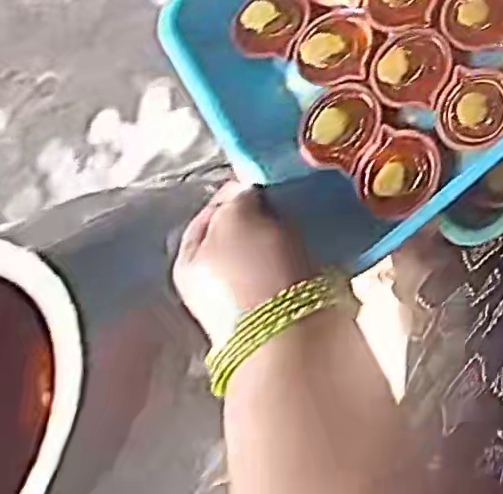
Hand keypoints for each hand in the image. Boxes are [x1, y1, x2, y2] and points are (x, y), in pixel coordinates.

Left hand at [172, 181, 313, 343]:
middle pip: (241, 228)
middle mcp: (209, 278)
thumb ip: (236, 199)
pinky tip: (314, 236)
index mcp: (188, 259)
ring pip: (267, 243)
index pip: (212, 210)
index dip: (239, 188)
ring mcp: (243, 292)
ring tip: (307, 211)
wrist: (289, 325)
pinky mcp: (277, 300)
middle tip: (290, 192)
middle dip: (264, 209)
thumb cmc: (254, 270)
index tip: (269, 175)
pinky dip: (300, 245)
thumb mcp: (236, 222)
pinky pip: (288, 259)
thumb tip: (246, 190)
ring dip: (284, 227)